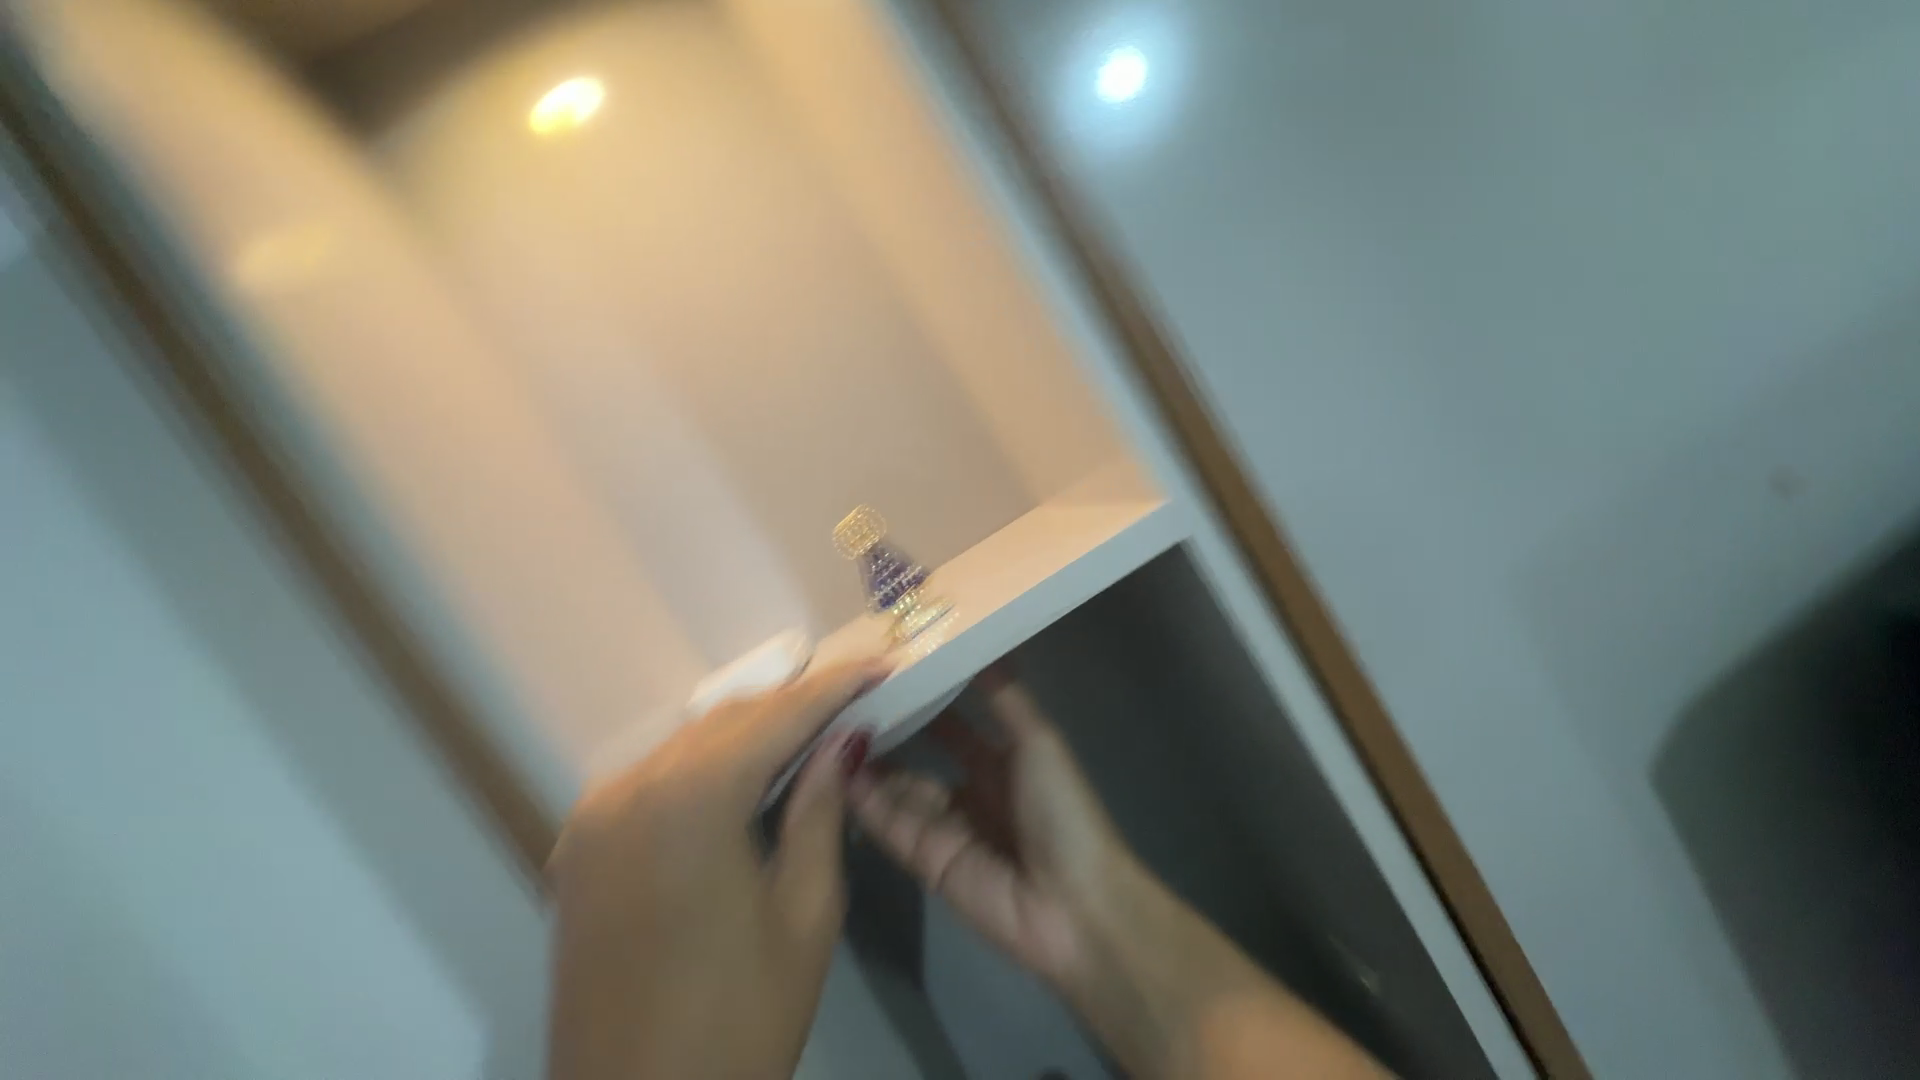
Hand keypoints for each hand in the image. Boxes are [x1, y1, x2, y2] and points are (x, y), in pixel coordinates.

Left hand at [545, 658, 888, 1079]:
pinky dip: (703, 765)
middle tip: (854, 699)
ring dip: (748, 732)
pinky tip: (742, 775)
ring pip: (686, 743)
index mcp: (691, 798)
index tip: (879, 666)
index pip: (777, 717)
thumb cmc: (741, 1016)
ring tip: (810, 730)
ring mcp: (594, 816)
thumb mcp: (805, 911)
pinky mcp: (579, 848)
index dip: (833, 688)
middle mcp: (629, 786)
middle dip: (793, 705)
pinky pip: (653, 778)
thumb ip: (820, 808)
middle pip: (727, 721)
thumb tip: (843, 740)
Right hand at [848, 667, 1136, 986]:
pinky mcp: (927, 862)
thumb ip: (1006, 698)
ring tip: (828, 728)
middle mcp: (972, 792)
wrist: (1074, 906)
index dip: (926, 703)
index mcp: (1003, 763)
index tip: (889, 673)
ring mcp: (947, 829)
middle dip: (888, 734)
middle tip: (844, 701)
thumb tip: (985, 644)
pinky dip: (865, 802)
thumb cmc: (1062, 811)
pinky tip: (836, 772)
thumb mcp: (1039, 742)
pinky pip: (891, 825)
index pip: (954, 727)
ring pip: (899, 790)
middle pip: (919, 759)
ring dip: (869, 765)